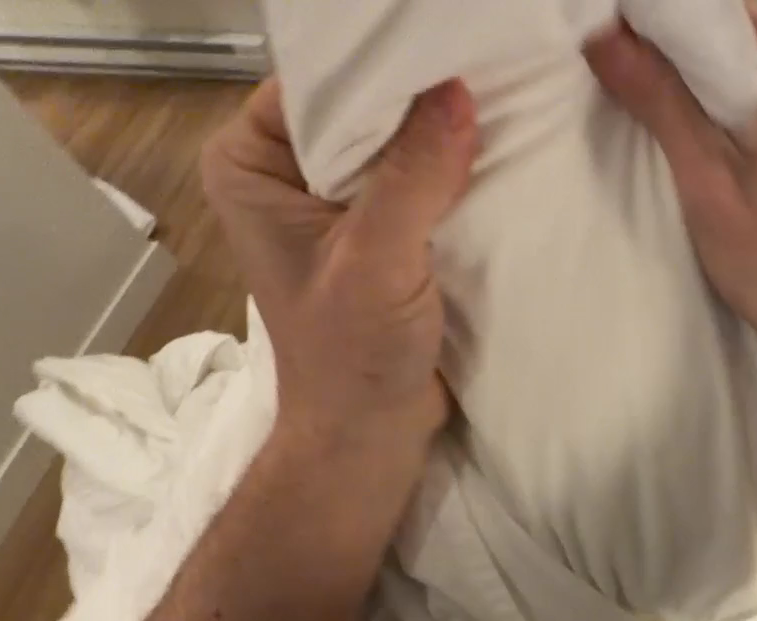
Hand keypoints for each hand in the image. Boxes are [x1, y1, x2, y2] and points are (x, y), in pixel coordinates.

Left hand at [201, 78, 479, 445]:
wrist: (372, 432)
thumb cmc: (352, 354)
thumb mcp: (376, 260)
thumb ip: (412, 178)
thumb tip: (459, 91)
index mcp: (252, 163)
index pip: (320, 86)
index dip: (386, 72)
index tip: (454, 52)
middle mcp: (289, 175)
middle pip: (362, 115)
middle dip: (423, 106)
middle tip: (491, 75)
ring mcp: (339, 209)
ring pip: (397, 153)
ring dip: (446, 147)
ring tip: (504, 114)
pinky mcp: (383, 240)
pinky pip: (420, 191)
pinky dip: (456, 185)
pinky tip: (496, 169)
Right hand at [586, 5, 756, 379]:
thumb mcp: (706, 178)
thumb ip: (658, 99)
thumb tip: (600, 35)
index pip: (741, 22)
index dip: (682, 34)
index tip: (636, 52)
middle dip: (706, 69)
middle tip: (652, 95)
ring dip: (731, 98)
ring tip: (688, 130)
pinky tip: (732, 152)